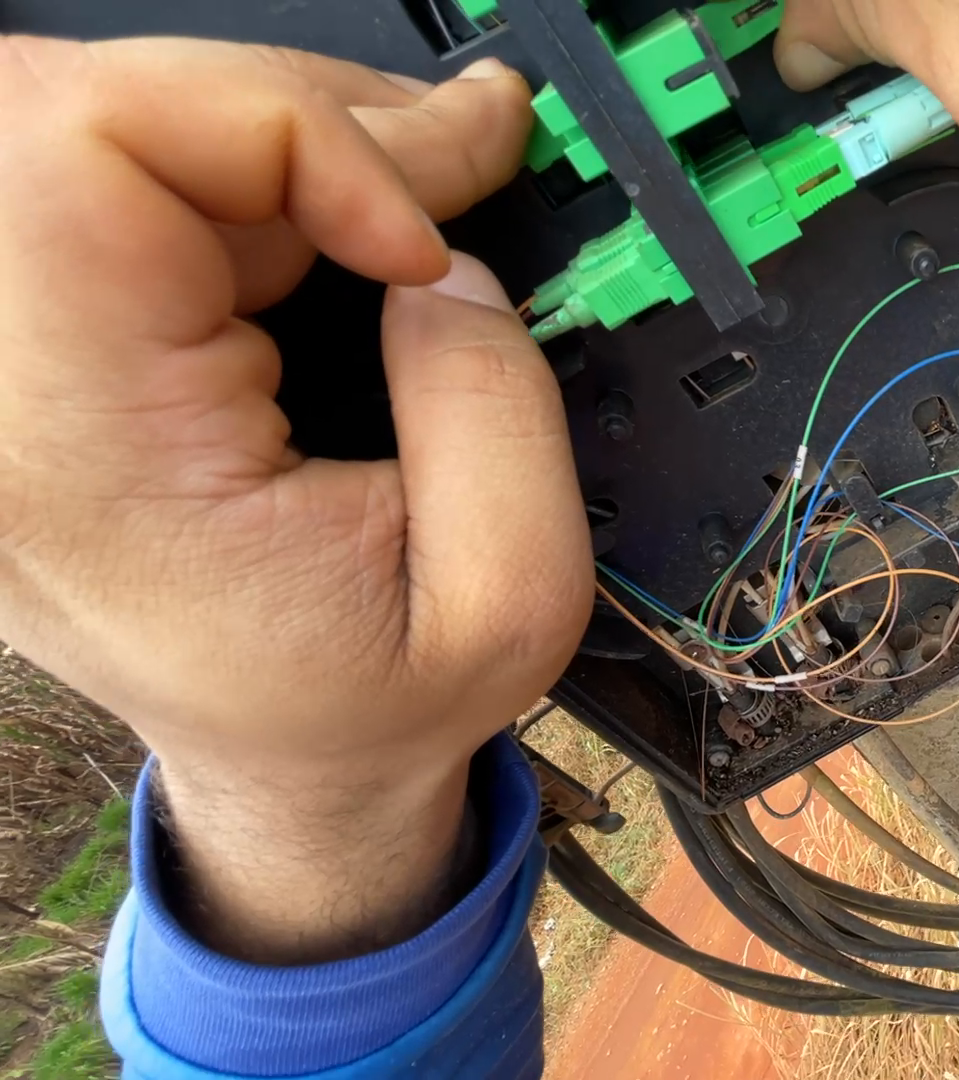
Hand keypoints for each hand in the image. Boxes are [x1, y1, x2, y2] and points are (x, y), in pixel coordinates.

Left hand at [0, 38, 591, 960]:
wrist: (317, 754)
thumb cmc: (402, 700)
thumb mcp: (518, 589)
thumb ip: (496, 410)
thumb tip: (451, 273)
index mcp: (90, 461)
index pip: (79, 154)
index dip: (287, 141)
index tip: (427, 240)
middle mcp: (10, 399)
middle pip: (77, 114)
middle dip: (309, 112)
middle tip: (470, 142)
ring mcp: (30, 376)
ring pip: (110, 138)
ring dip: (298, 138)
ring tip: (440, 170)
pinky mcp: (82, 363)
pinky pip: (148, 202)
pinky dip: (281, 181)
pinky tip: (379, 217)